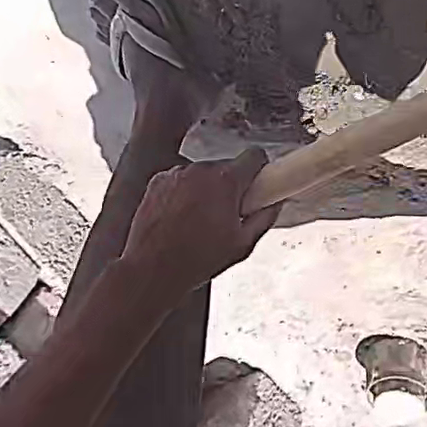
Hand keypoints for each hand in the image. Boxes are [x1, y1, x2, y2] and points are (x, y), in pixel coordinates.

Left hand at [123, 147, 279, 297]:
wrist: (150, 271)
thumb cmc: (196, 260)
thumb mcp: (242, 245)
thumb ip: (264, 218)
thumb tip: (276, 202)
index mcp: (226, 180)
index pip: (254, 156)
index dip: (259, 169)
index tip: (257, 183)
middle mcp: (202, 170)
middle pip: (226, 167)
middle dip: (229, 185)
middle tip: (226, 213)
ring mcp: (178, 173)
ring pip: (202, 174)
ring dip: (205, 189)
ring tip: (198, 220)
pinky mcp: (158, 180)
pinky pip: (180, 179)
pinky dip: (182, 192)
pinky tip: (179, 217)